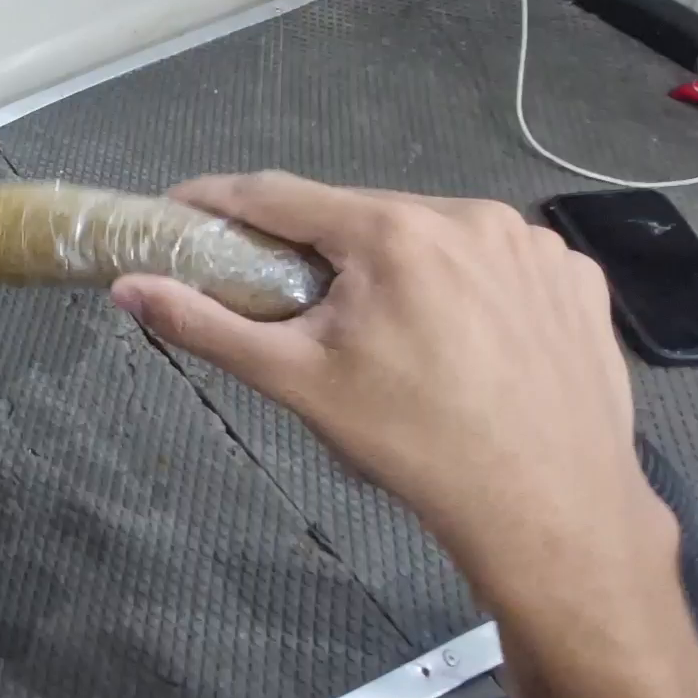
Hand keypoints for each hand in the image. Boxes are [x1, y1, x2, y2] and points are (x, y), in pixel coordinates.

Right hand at [110, 172, 670, 607]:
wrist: (548, 504)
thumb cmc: (402, 436)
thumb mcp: (287, 377)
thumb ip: (200, 323)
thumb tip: (125, 287)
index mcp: (392, 232)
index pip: (277, 193)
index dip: (217, 197)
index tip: (178, 209)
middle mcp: (468, 215)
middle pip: (348, 210)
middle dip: (295, 237)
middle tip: (265, 281)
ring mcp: (531, 241)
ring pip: (415, 227)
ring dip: (367, 252)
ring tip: (352, 311)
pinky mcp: (572, 272)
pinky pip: (478, 251)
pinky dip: (437, 271)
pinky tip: (434, 322)